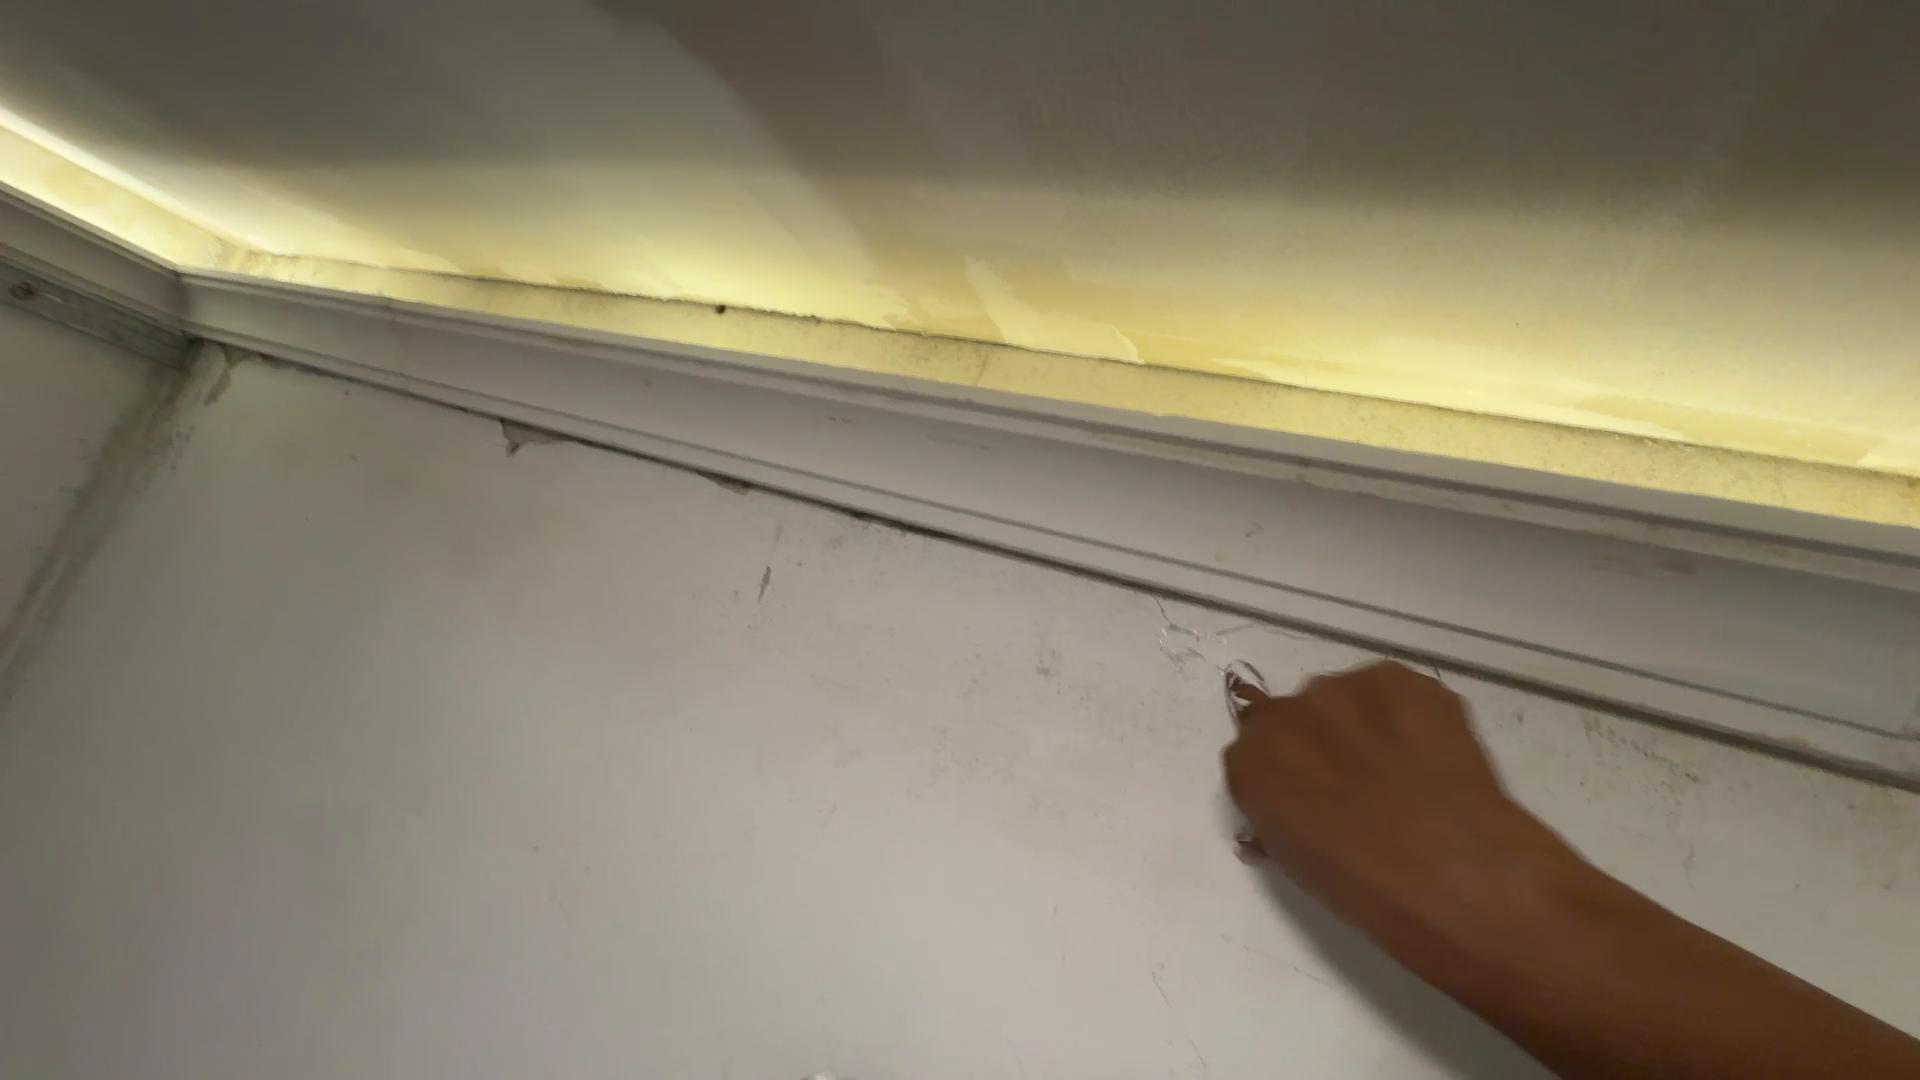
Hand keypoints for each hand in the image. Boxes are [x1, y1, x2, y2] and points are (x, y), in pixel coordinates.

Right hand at [1222, 660, 1586, 961]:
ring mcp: (1337, 689)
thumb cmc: (1364, 887)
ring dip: (1367, 725)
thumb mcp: (1295, 860)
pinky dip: (1413, 716)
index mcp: (1248, 762)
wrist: (1451, 874)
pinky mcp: (1394, 677)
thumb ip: (1278, 814)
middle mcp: (1282, 714)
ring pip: (1346, 700)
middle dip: (1325, 742)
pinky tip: (1436, 756)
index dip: (1292, 770)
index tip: (1320, 793)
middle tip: (1366, 783)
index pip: (1258, 751)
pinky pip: (1397, 692)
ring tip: (1410, 771)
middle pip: (1298, 717)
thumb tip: (1294, 807)